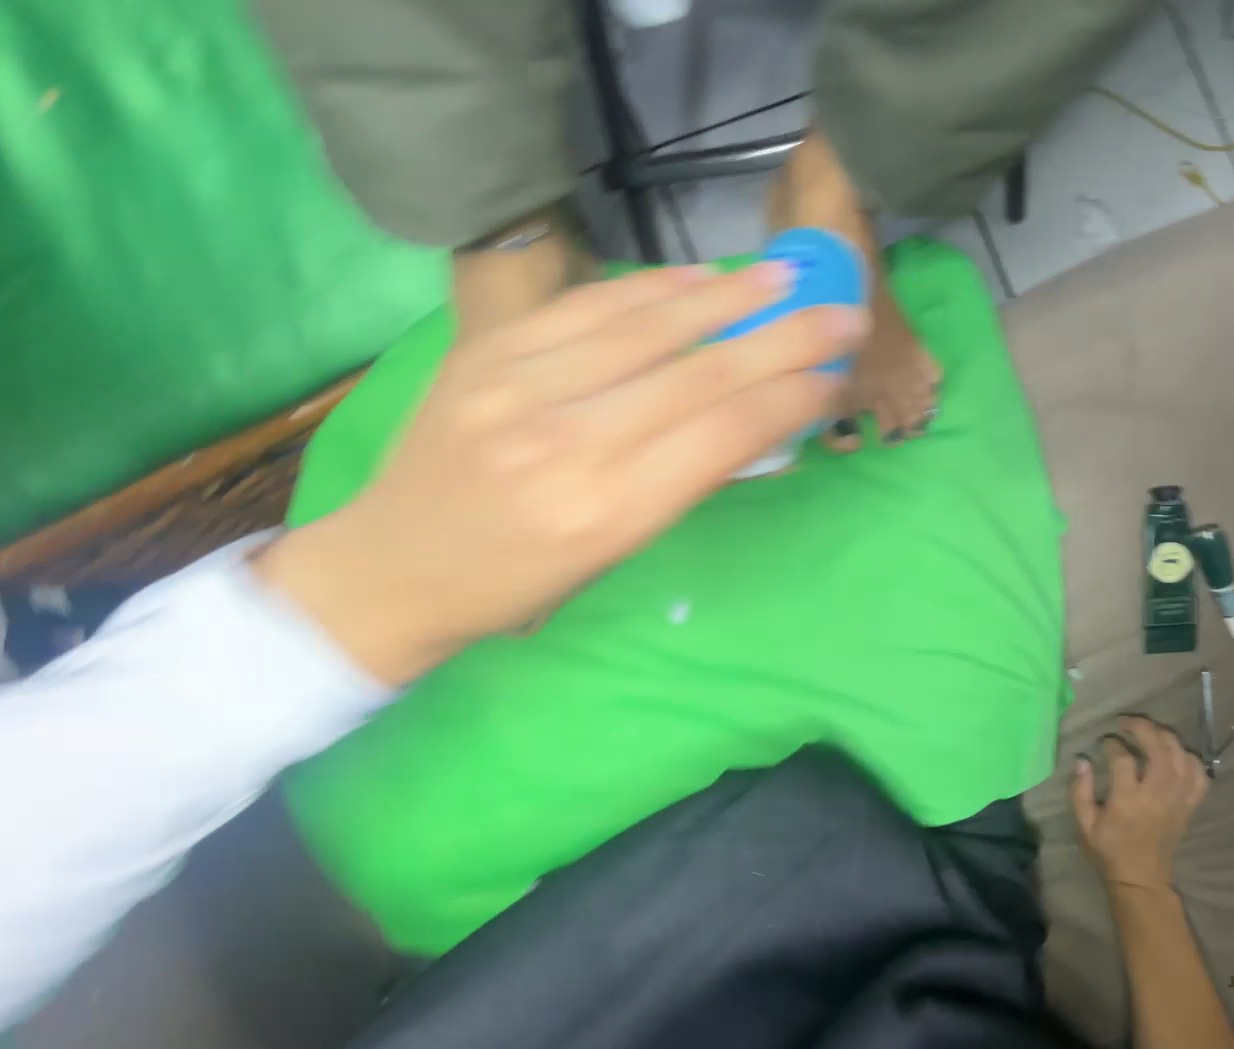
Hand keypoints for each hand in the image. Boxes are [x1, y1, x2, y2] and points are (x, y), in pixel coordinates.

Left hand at [257, 262, 865, 682]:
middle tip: (839, 313)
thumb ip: (684, 482)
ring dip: (727, 296)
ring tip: (782, 279)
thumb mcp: (614, 555)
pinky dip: (652, 287)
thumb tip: (760, 420)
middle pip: (700, 371)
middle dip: (784, 337)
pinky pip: (586, 306)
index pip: (723, 431)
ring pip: (647, 324)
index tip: (834, 376)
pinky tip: (699, 278)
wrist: (394, 566)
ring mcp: (518, 386)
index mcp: (606, 511)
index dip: (790, 396)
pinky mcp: (486, 351)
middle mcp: (567, 441)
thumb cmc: (518, 585)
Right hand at [1071, 716, 1210, 894]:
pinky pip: (1200, 777)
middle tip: (1128, 722)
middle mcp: (1157, 797)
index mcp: (1128, 802)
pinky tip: (1176, 752)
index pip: (1124, 759)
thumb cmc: (1108, 850)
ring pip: (1181, 759)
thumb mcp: (1084, 824)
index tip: (1104, 741)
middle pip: (1159, 751)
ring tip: (1150, 730)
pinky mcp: (1190, 807)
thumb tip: (1082, 761)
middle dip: (1143, 728)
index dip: (1113, 744)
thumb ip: (1080, 791)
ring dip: (1167, 738)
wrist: (1141, 879)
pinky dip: (1191, 760)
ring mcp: (1178, 802)